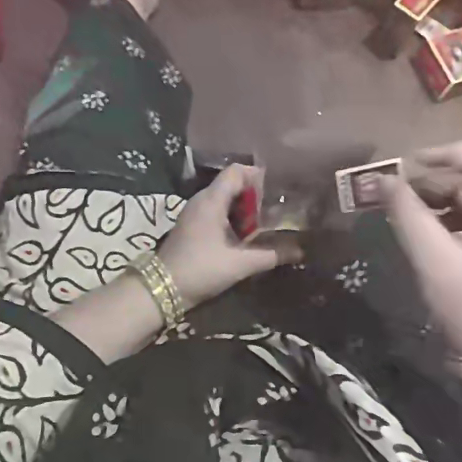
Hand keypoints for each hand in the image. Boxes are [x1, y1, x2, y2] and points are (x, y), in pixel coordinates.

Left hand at [158, 165, 298, 307]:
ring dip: (245, 210)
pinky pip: (217, 214)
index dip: (259, 176)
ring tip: (268, 223)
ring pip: (225, 201)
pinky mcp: (192, 228)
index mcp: (211, 200)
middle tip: (279, 208)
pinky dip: (233, 220)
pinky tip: (248, 237)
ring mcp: (195, 214)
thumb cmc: (201, 269)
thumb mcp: (240, 264)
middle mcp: (201, 201)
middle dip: (256, 195)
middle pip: (233, 185)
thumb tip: (301, 250)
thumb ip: (271, 255)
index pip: (237, 171)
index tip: (279, 191)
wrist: (161, 289)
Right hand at [382, 141, 461, 356]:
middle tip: (401, 187)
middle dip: (439, 174)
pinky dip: (447, 206)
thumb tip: (381, 179)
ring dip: (440, 190)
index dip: (451, 152)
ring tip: (405, 202)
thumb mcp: (432, 259)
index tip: (411, 163)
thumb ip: (408, 214)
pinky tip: (421, 217)